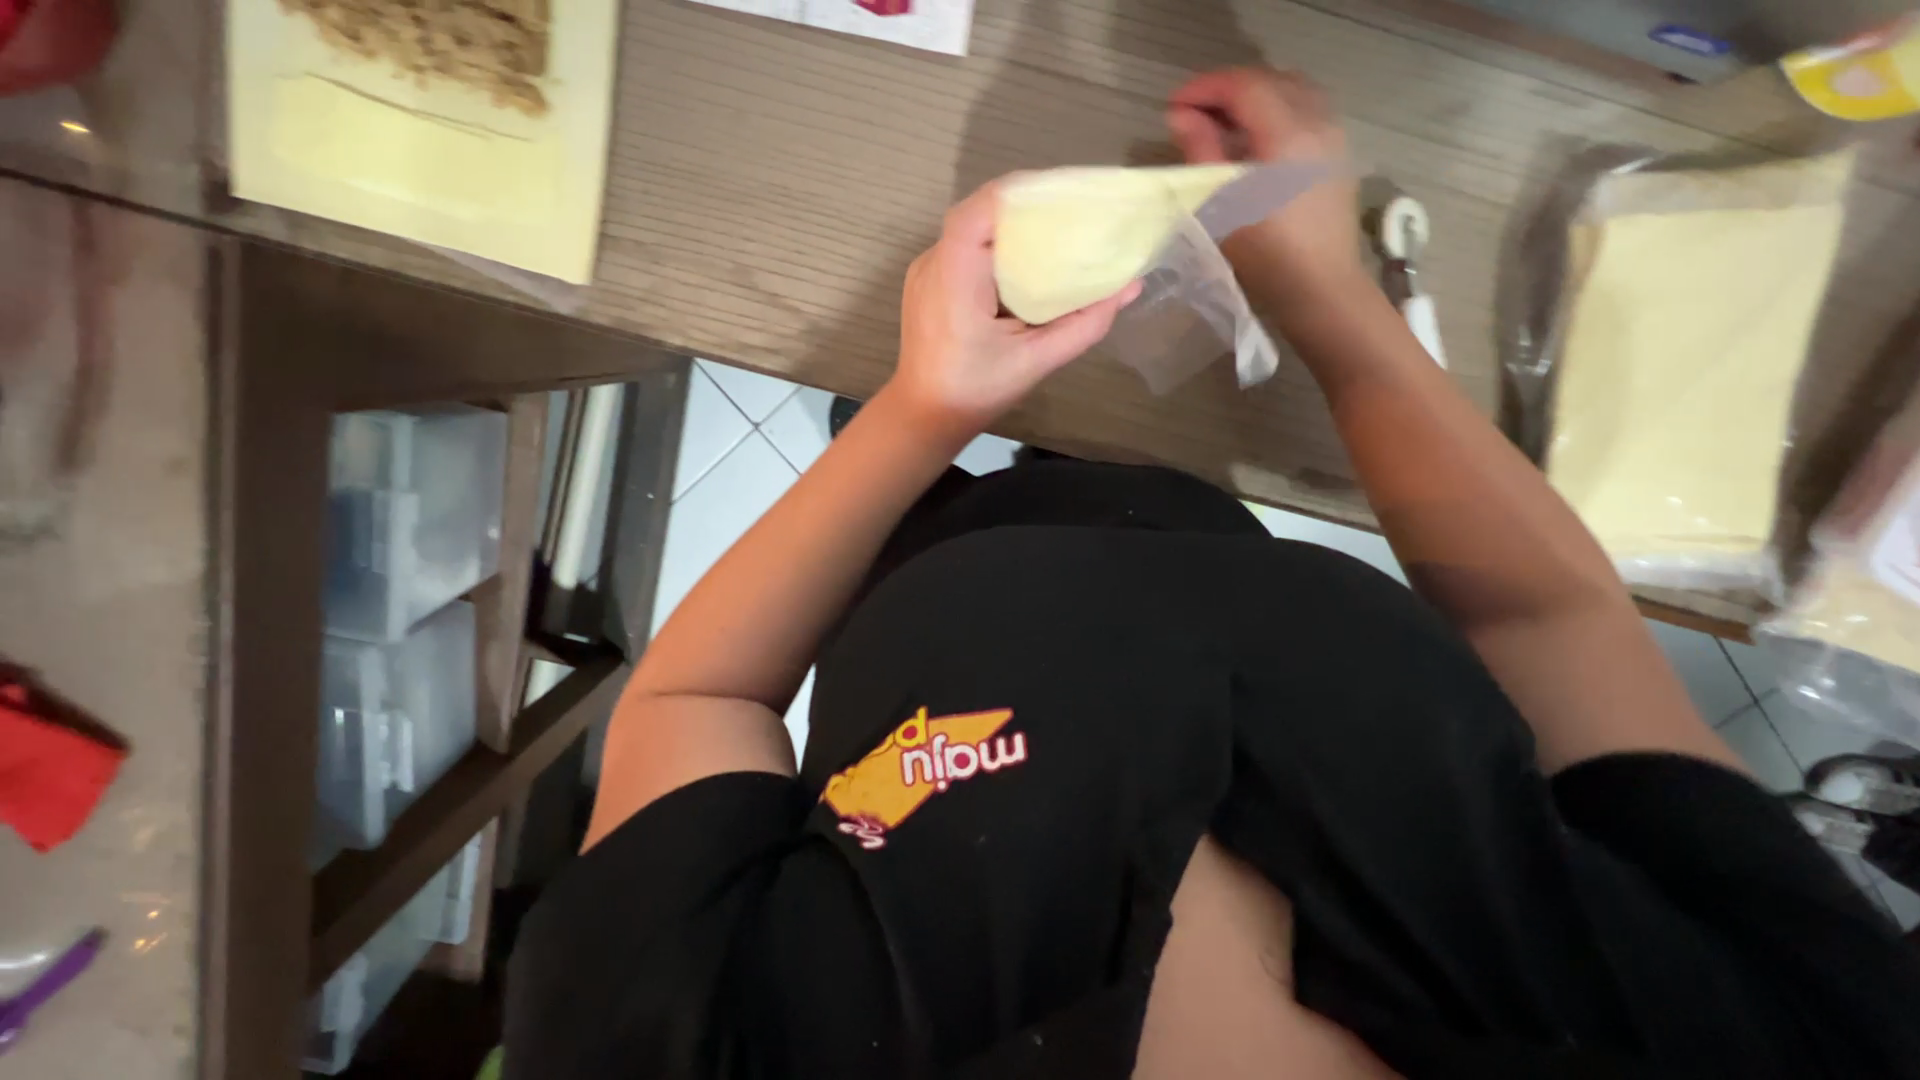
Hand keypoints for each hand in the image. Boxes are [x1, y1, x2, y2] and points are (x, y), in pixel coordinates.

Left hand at [885, 181, 1139, 438]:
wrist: (925, 417)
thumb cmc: (975, 392)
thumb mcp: (1036, 361)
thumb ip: (1084, 324)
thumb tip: (1130, 287)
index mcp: (955, 276)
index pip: (983, 208)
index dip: (1025, 191)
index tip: (1069, 197)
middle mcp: (935, 262)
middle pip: (982, 213)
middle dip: (1030, 208)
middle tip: (1075, 215)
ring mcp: (928, 270)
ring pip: (974, 229)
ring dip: (1014, 229)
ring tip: (1057, 236)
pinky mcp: (930, 282)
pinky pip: (966, 249)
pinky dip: (998, 249)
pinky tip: (1027, 266)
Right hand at [1167, 68, 1368, 319]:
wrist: (1321, 287)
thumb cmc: (1266, 254)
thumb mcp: (1223, 205)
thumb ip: (1202, 152)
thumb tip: (1182, 116)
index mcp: (1288, 132)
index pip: (1243, 85)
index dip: (1204, 88)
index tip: (1174, 106)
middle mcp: (1317, 121)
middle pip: (1269, 80)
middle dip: (1227, 91)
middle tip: (1193, 115)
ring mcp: (1334, 135)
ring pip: (1291, 91)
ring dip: (1253, 98)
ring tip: (1222, 125)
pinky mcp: (1337, 153)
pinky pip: (1306, 110)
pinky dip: (1275, 111)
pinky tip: (1255, 141)